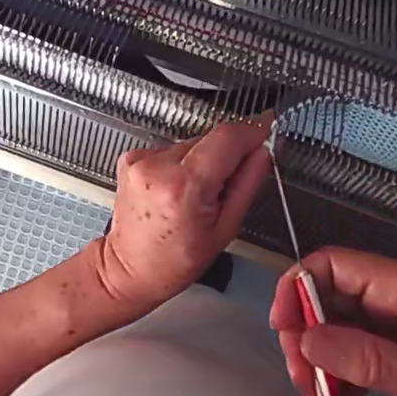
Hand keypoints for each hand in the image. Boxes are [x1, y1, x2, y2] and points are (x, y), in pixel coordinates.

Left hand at [92, 119, 273, 307]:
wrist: (130, 269)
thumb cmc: (175, 260)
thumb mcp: (226, 229)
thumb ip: (247, 184)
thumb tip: (262, 152)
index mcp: (185, 187)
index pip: (227, 137)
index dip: (251, 130)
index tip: (266, 126)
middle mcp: (158, 167)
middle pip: (209, 140)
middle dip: (225, 157)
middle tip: (224, 188)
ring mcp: (141, 161)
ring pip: (191, 144)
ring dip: (201, 162)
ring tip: (194, 196)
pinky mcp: (131, 158)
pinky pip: (170, 150)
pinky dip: (179, 165)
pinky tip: (174, 190)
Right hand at [270, 247, 396, 395]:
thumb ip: (373, 360)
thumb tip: (306, 340)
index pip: (335, 265)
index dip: (298, 289)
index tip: (282, 333)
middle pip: (331, 301)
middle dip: (307, 340)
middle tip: (302, 384)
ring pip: (341, 335)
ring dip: (321, 370)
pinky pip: (360, 361)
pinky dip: (343, 386)